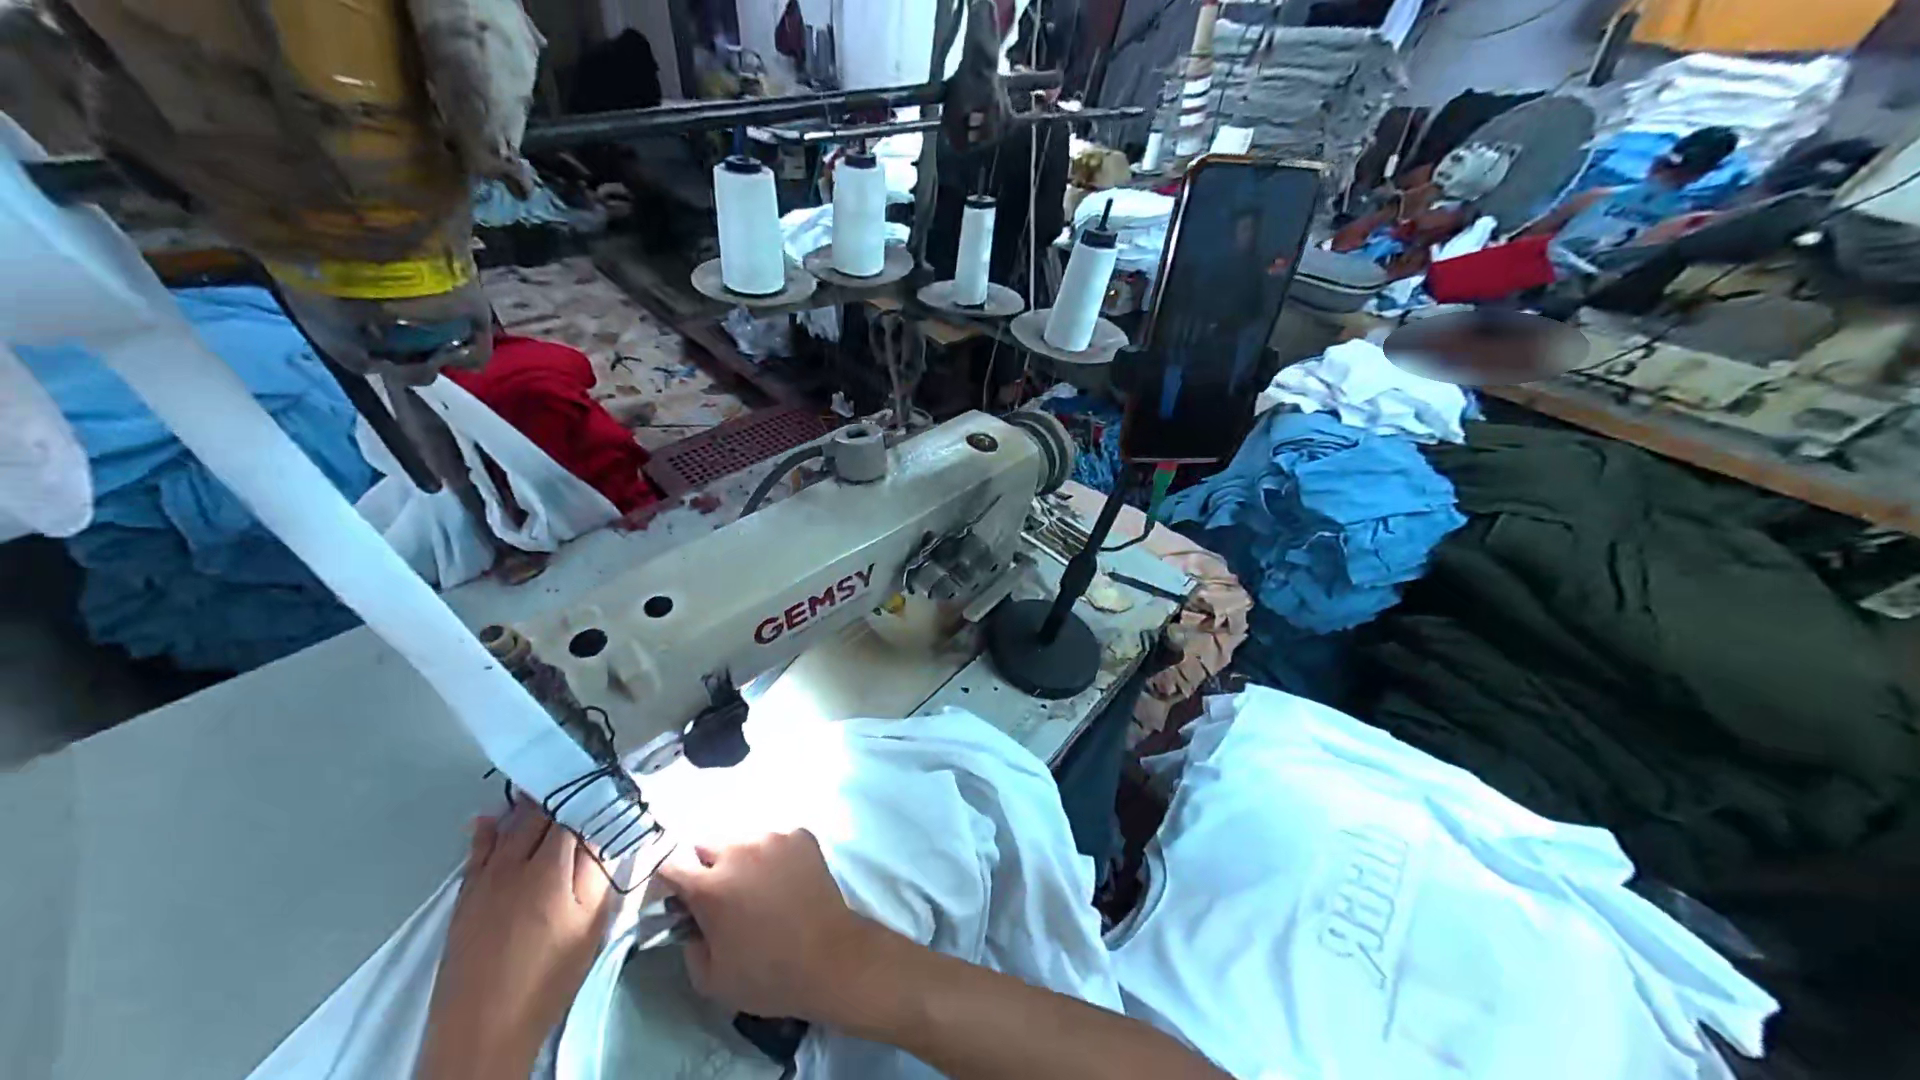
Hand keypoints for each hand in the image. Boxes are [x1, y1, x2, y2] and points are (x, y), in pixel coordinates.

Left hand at [415, 801, 616, 1079]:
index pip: (570, 816)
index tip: (606, 781)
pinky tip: (487, 819)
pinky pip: (476, 853)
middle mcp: (513, 865)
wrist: (483, 1028)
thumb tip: (604, 831)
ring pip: (507, 829)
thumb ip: (597, 871)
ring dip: (527, 807)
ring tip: (542, 786)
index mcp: (549, 868)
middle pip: (537, 816)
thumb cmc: (550, 975)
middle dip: (560, 796)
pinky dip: (485, 831)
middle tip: (581, 780)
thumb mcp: (590, 923)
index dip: (588, 796)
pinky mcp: (465, 900)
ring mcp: (484, 881)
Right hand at [655, 829, 890, 1026]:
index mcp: (710, 886)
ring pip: (743, 840)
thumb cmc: (767, 974)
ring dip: (743, 859)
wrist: (830, 957)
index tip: (680, 897)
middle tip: (726, 896)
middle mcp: (738, 851)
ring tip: (761, 887)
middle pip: (707, 847)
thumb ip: (689, 944)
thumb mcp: (710, 979)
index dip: (671, 883)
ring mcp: (773, 838)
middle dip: (708, 869)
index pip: (670, 866)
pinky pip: (776, 839)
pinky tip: (786, 879)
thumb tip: (689, 922)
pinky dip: (775, 855)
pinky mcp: (801, 835)